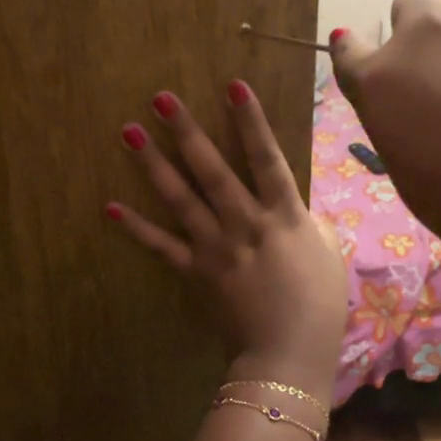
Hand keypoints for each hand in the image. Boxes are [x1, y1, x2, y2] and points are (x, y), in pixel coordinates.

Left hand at [109, 81, 347, 395]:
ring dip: (154, 164)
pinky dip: (136, 228)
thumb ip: (312, 223)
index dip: (251, 121)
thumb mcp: (329, 254)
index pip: (266, 158)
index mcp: (284, 215)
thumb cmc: (319, 304)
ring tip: (128, 133)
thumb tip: (303, 206)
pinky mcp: (195, 272)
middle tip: (160, 98)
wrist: (288, 355)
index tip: (232, 85)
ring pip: (180, 198)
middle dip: (187, 131)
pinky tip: (110, 207)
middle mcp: (245, 222)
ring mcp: (216, 246)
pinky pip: (161, 247)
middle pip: (212, 169)